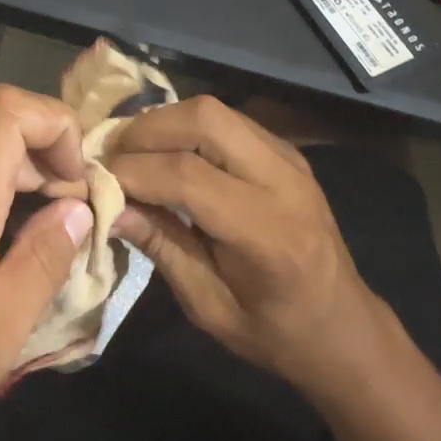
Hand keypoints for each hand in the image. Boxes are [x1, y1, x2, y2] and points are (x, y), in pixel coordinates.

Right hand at [106, 96, 386, 389]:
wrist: (343, 327)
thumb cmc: (274, 331)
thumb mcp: (208, 306)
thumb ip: (160, 246)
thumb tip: (107, 205)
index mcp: (268, 233)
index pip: (187, 174)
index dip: (132, 172)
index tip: (96, 182)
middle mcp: (283, 181)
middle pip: (203, 119)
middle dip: (146, 131)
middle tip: (113, 158)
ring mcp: (288, 158)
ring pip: (212, 109)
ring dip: (163, 124)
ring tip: (134, 154)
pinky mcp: (285, 150)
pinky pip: (225, 119)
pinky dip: (185, 128)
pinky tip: (167, 155)